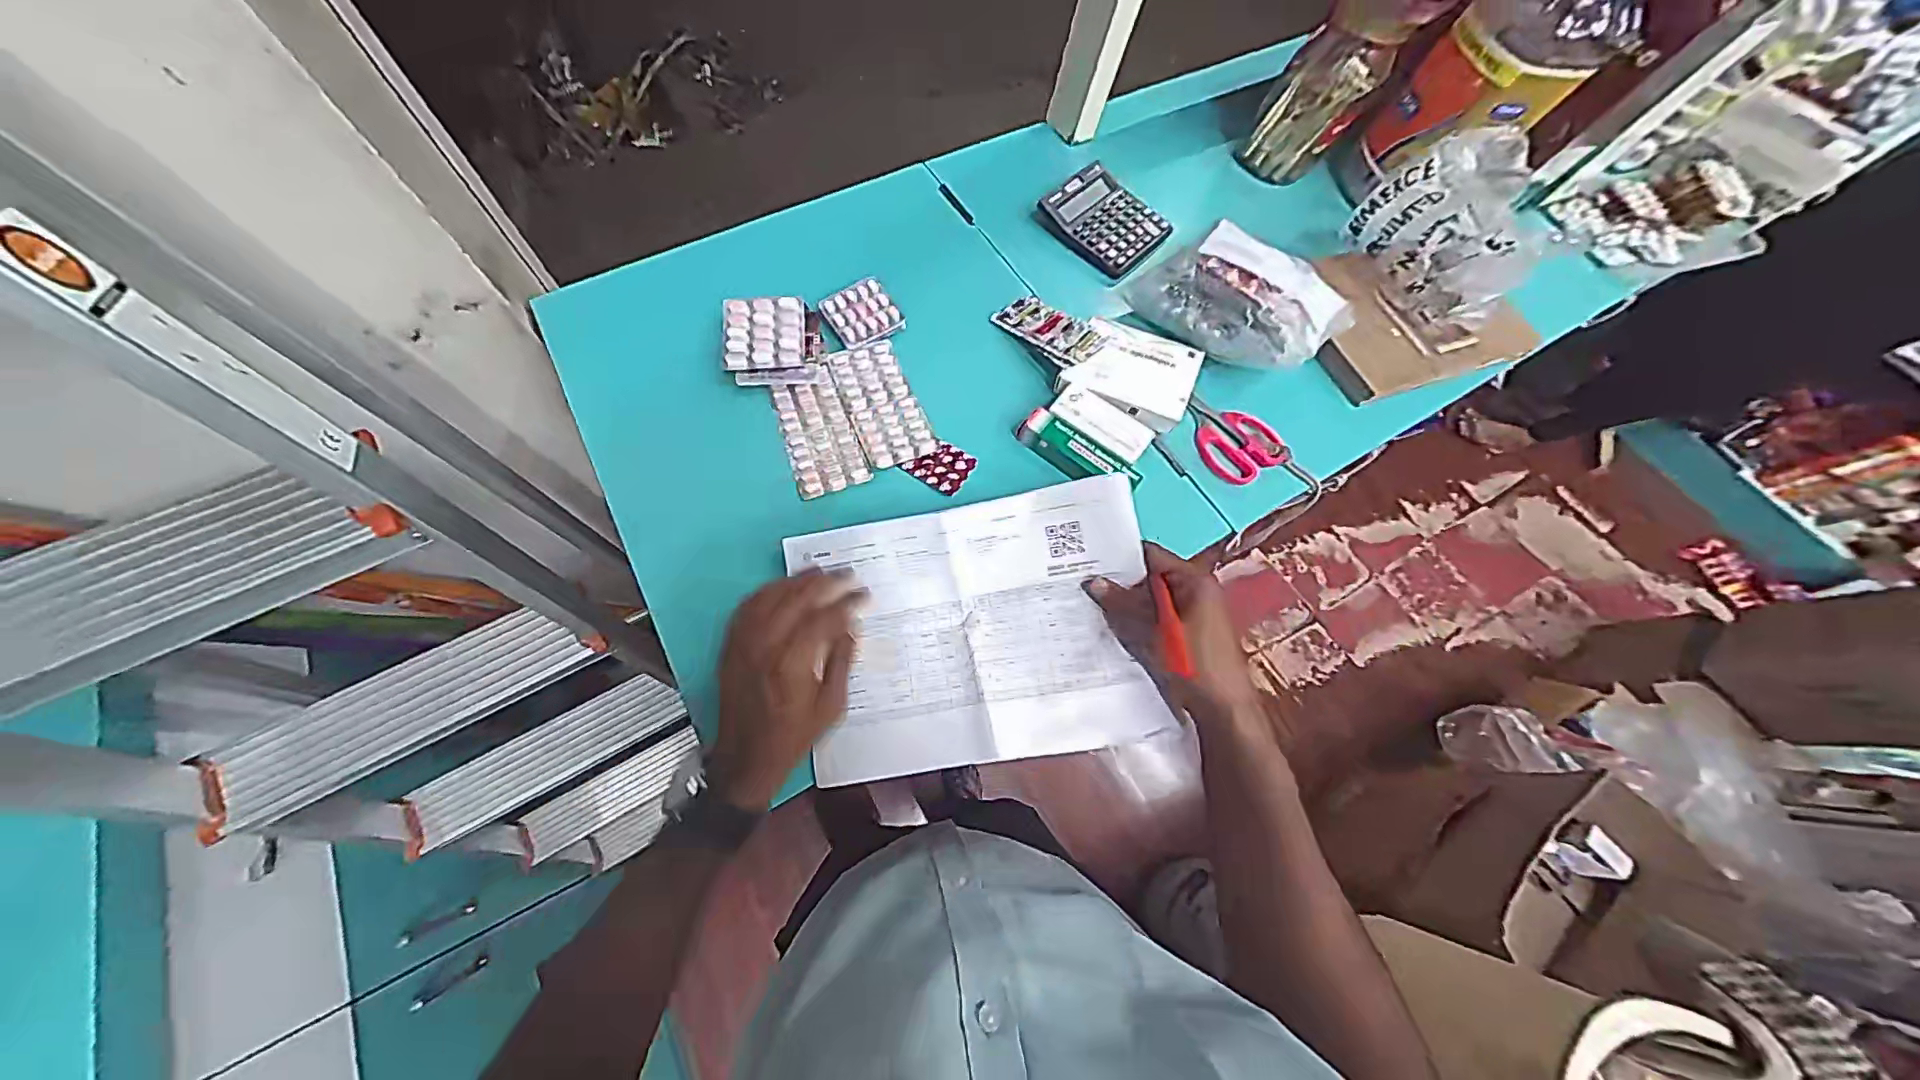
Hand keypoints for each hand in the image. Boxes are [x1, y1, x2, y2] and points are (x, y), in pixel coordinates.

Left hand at [709, 568, 866, 809]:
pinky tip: (782, 587)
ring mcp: (744, 644)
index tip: (862, 596)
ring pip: (770, 597)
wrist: (746, 757)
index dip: (846, 603)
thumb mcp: (831, 705)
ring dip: (796, 580)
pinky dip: (767, 592)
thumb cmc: (792, 737)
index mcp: (792, 664)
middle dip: (826, 583)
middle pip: (797, 599)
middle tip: (846, 575)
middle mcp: (765, 647)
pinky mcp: (731, 646)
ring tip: (818, 572)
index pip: (824, 618)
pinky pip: (747, 607)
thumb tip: (849, 628)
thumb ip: (841, 662)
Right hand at [1085, 543, 1259, 721]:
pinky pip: (1159, 614)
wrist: (1224, 708)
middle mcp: (1197, 590)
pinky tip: (1117, 625)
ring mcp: (1195, 611)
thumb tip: (1094, 582)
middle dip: (1121, 581)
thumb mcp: (1155, 633)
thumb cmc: (1195, 665)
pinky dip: (1140, 617)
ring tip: (1094, 602)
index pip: (1152, 555)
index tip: (1090, 558)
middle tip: (1086, 583)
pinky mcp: (1190, 630)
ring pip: (1153, 597)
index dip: (1121, 555)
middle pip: (1151, 576)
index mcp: (1195, 580)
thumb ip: (1124, 604)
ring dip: (1128, 602)